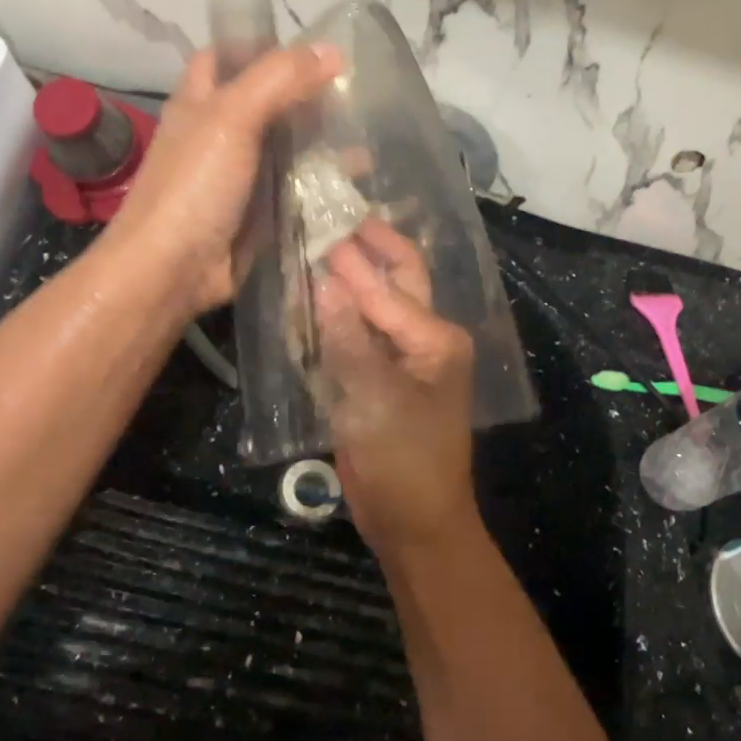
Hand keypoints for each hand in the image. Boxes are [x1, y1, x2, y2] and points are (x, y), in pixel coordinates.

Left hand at [103, 43, 340, 315]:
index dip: (262, 45)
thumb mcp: (231, 118)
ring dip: (327, 141)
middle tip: (362, 88)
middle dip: (311, 95)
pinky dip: (329, 184)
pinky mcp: (265, 214)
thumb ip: (279, 79)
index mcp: (201, 102)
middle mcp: (223, 134)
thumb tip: (333, 50)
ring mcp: (245, 177)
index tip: (313, 45)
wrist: (173, 271)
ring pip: (292, 148)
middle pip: (271, 102)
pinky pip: (301, 191)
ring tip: (374, 130)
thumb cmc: (193, 186)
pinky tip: (365, 179)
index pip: (228, 56)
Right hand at [315, 219, 479, 554]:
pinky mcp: (375, 384)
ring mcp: (398, 362)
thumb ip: (349, 338)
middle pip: (392, 282)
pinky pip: (352, 340)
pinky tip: (304, 301)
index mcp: (436, 338)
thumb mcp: (377, 400)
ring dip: (343, 282)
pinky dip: (330, 320)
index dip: (350, 260)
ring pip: (369, 309)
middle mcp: (421, 340)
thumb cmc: (407, 462)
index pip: (387, 288)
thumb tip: (323, 278)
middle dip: (364, 250)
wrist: (414, 524)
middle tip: (328, 215)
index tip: (318, 223)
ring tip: (310, 246)